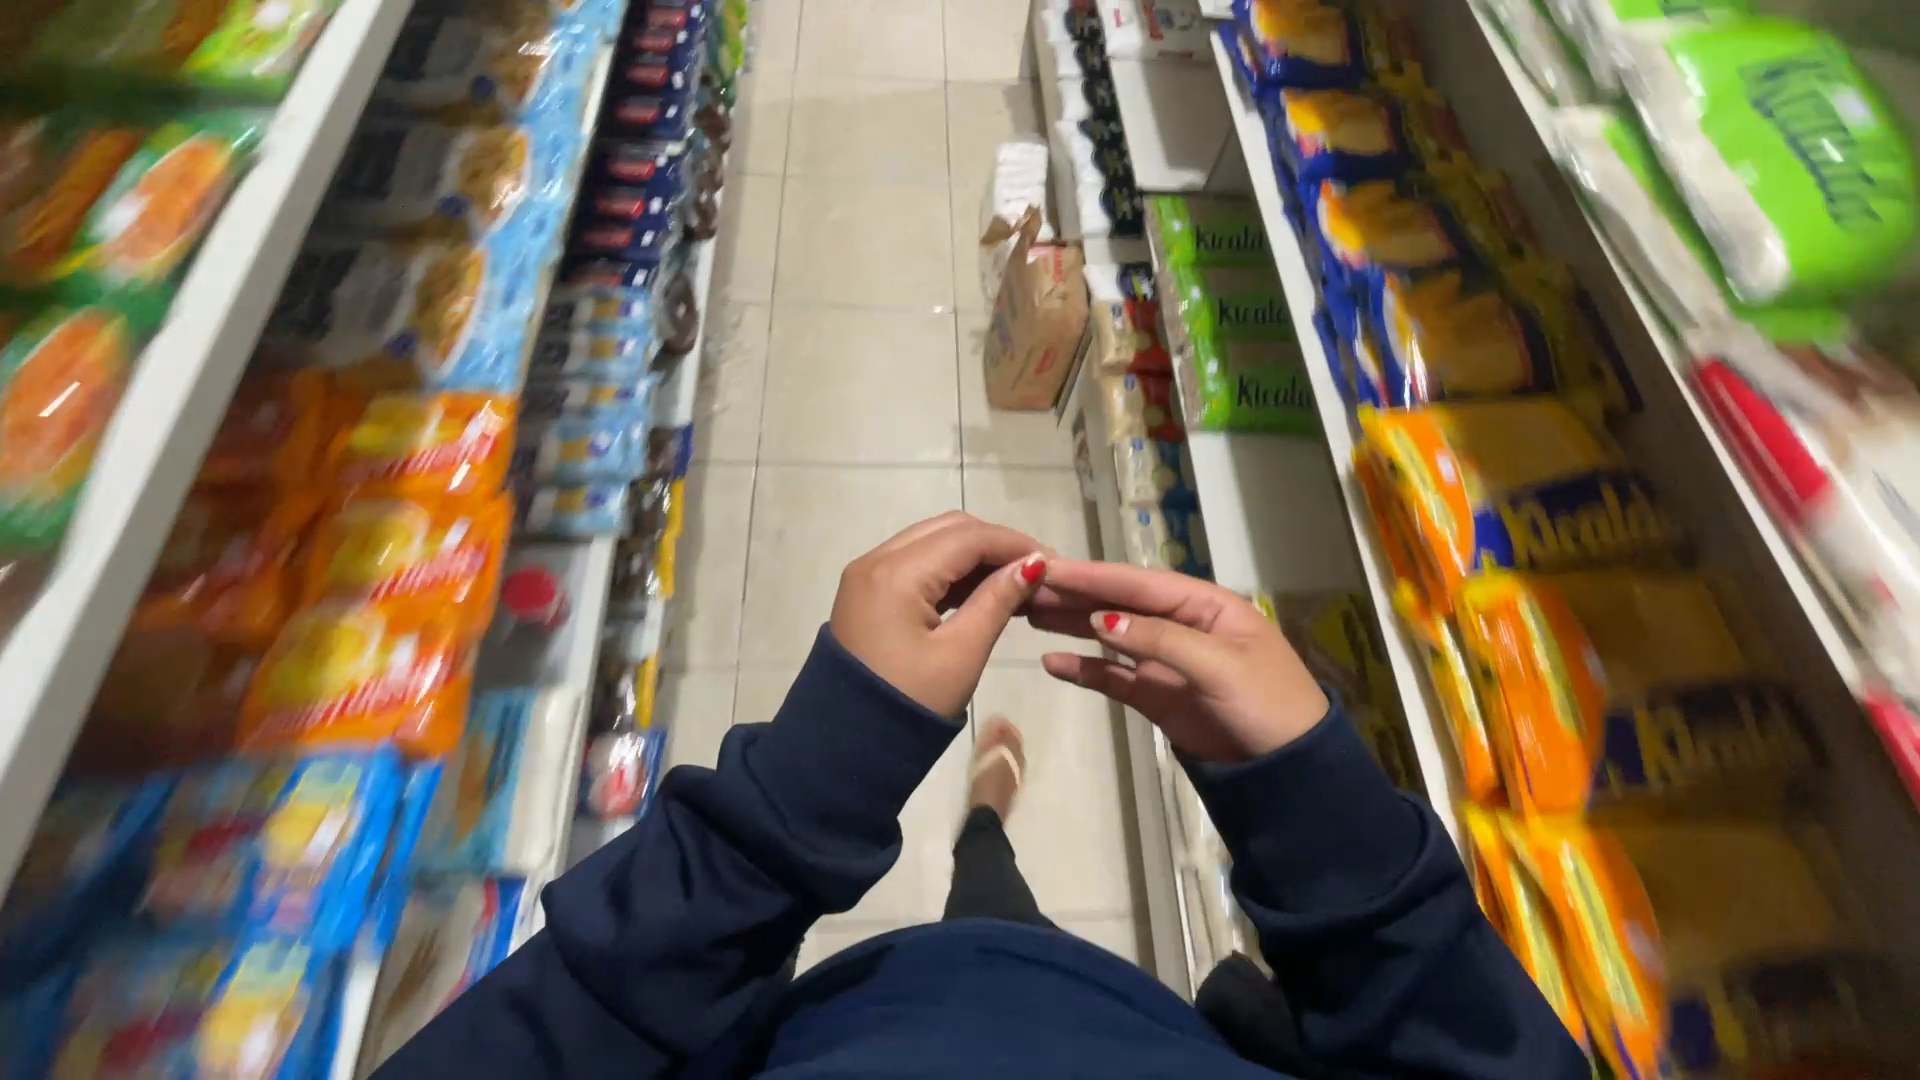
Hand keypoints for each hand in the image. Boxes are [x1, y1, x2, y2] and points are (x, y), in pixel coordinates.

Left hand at [830, 512, 1049, 717]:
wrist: (846, 747)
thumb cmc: (910, 704)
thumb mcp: (961, 654)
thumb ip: (997, 601)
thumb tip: (1032, 565)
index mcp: (896, 574)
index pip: (966, 538)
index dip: (1013, 544)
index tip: (1052, 561)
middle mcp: (875, 560)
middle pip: (947, 530)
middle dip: (994, 544)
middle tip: (1034, 570)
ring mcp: (866, 575)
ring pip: (930, 542)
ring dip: (972, 555)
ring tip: (1014, 581)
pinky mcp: (866, 592)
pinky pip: (914, 563)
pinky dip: (949, 570)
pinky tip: (982, 590)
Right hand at [1028, 559, 1327, 762]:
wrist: (1289, 770)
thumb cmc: (1268, 704)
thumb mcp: (1221, 665)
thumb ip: (1160, 639)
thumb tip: (1101, 620)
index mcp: (1203, 605)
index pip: (1138, 583)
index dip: (1093, 575)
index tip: (1048, 568)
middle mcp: (1179, 624)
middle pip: (1118, 604)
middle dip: (1074, 595)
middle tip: (1025, 588)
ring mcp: (1164, 660)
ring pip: (1109, 634)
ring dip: (1071, 624)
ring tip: (1028, 615)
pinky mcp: (1154, 695)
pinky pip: (1112, 676)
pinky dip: (1084, 669)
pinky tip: (1052, 663)